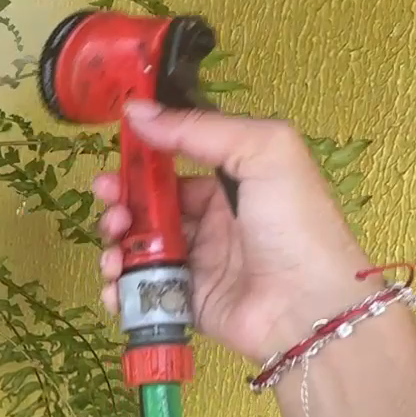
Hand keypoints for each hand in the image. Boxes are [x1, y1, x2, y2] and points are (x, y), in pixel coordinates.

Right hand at [96, 102, 374, 362]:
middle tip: (111, 215)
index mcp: (227, 186)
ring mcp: (191, 266)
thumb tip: (137, 111)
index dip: (138, 169)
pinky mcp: (181, 302)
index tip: (112, 168)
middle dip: (118, 211)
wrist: (304, 305)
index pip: (170, 173)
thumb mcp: (261, 151)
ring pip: (135, 252)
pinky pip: (138, 292)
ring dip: (114, 250)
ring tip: (115, 257)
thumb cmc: (294, 223)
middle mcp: (207, 224)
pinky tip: (116, 288)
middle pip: (145, 212)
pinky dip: (118, 292)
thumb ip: (199, 129)